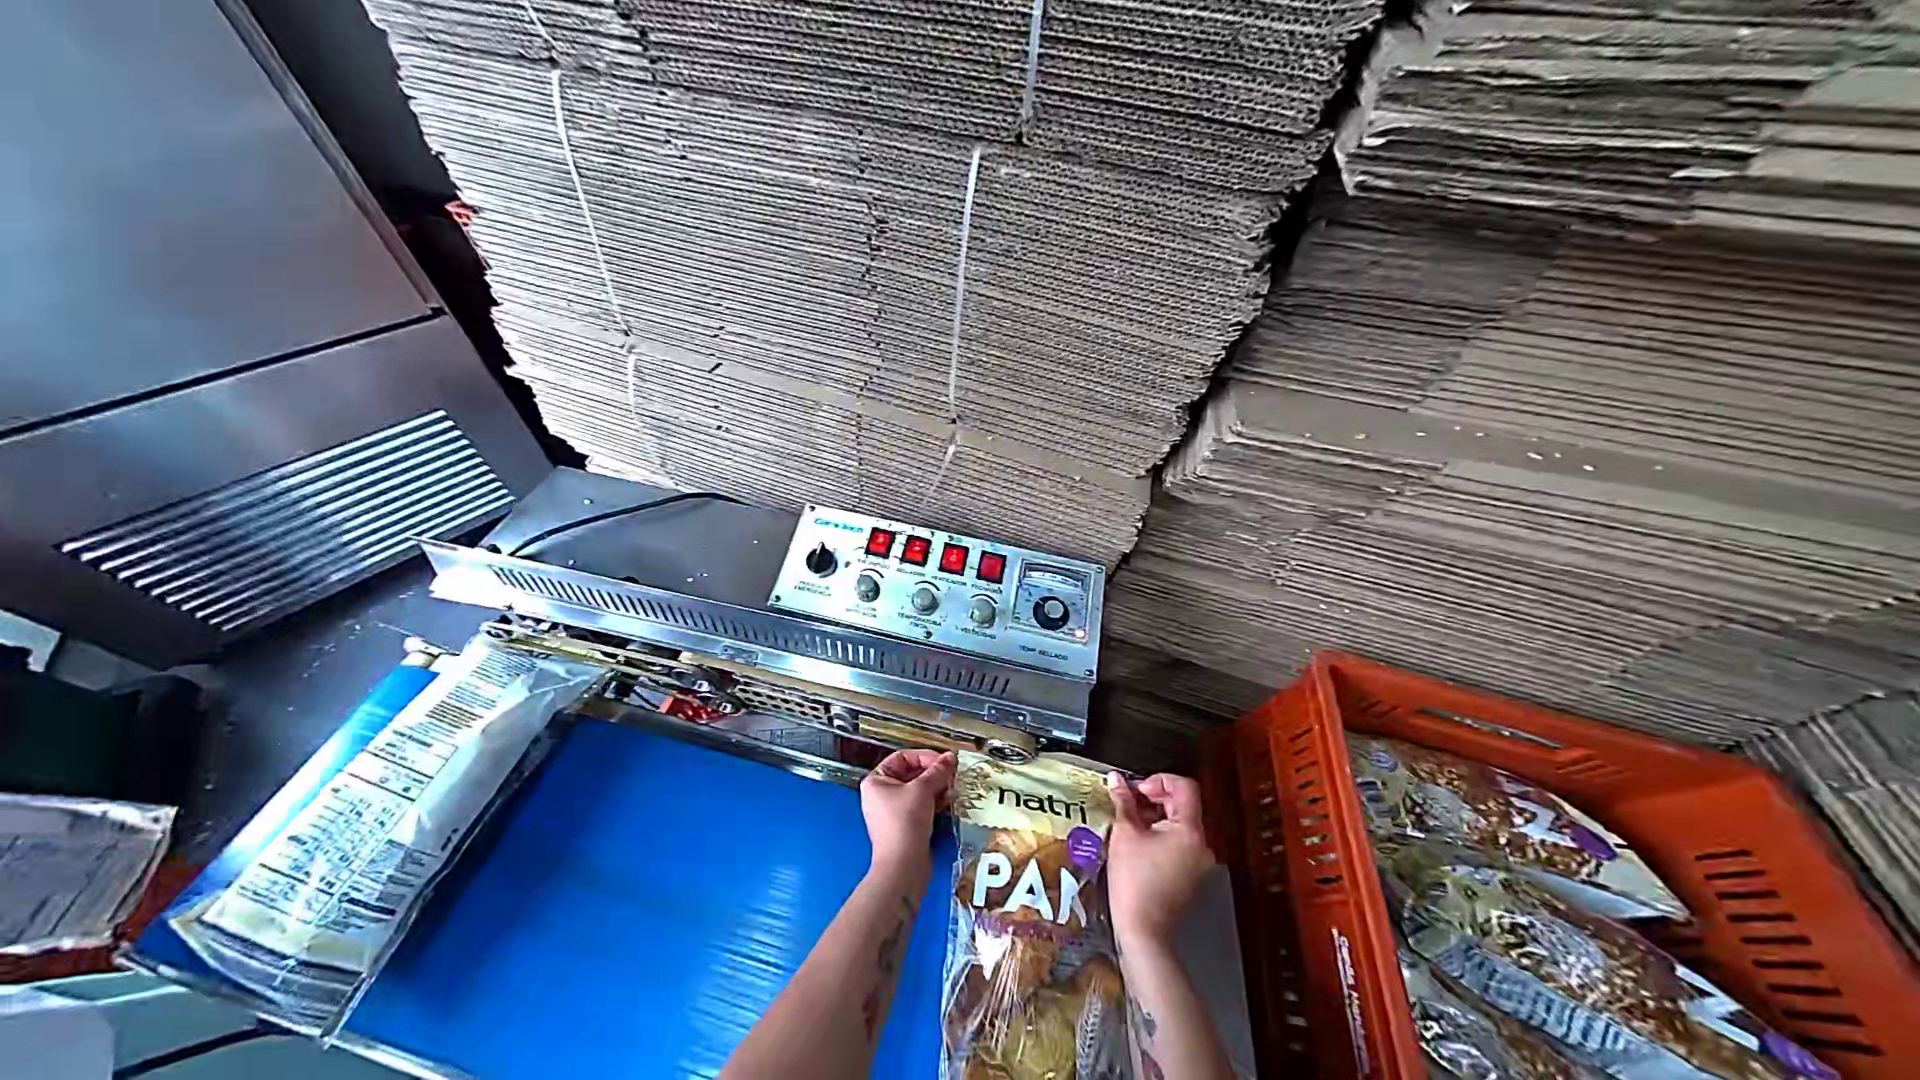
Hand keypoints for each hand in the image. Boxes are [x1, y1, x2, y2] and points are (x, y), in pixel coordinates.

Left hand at [860, 749, 955, 873]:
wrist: (904, 865)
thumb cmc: (905, 822)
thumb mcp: (923, 789)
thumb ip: (938, 770)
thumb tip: (951, 757)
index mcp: (876, 781)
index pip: (902, 757)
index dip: (924, 756)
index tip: (944, 760)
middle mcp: (881, 794)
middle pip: (911, 773)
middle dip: (933, 772)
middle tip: (952, 773)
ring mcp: (893, 811)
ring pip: (918, 790)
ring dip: (936, 786)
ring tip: (952, 787)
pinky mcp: (905, 824)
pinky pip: (921, 805)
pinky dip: (934, 800)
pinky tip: (948, 800)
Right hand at [1106, 772, 1215, 949]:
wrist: (1143, 930)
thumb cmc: (1134, 882)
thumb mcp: (1125, 834)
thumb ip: (1123, 801)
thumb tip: (1116, 778)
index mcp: (1190, 831)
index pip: (1184, 787)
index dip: (1159, 780)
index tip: (1137, 789)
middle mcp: (1203, 844)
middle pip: (1183, 805)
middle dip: (1155, 797)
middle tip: (1129, 801)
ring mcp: (1201, 862)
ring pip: (1181, 824)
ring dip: (1157, 816)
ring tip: (1131, 822)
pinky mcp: (1194, 875)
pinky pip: (1181, 843)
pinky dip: (1163, 835)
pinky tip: (1141, 842)